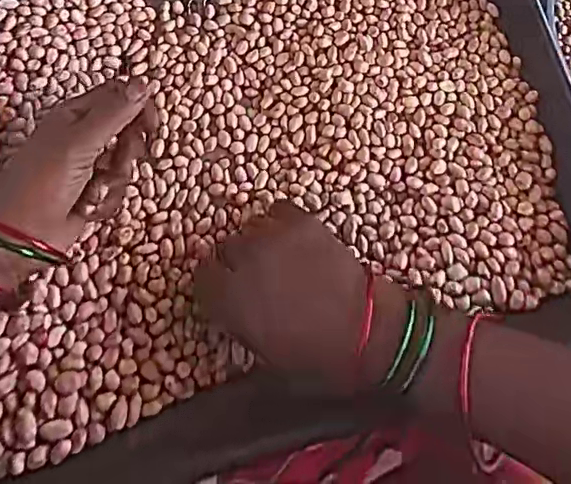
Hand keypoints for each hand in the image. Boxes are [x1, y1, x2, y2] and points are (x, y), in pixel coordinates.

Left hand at [0, 78, 153, 271]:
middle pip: (128, 128)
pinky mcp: (92, 194)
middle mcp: (83, 136)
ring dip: (114, 180)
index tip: (151, 125)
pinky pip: (118, 190)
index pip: (118, 94)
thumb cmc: (40, 184)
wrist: (15, 241)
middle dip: (128, 149)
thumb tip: (144, 82)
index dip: (138, 105)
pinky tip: (88, 208)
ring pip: (126, 162)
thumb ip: (114, 113)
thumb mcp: (78, 143)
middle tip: (116, 161)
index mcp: (76, 114)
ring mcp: (88, 166)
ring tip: (93, 191)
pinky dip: (106, 201)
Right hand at [193, 200, 376, 390]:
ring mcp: (273, 236)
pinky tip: (290, 237)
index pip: (202, 277)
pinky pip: (276, 211)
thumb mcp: (267, 359)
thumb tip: (231, 311)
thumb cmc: (317, 360)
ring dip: (257, 241)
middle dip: (236, 262)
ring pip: (250, 227)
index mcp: (231, 300)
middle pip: (226, 249)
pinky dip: (279, 222)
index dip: (213, 284)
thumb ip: (240, 326)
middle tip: (256, 278)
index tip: (223, 289)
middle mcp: (245, 261)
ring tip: (275, 256)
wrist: (368, 331)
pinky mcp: (300, 220)